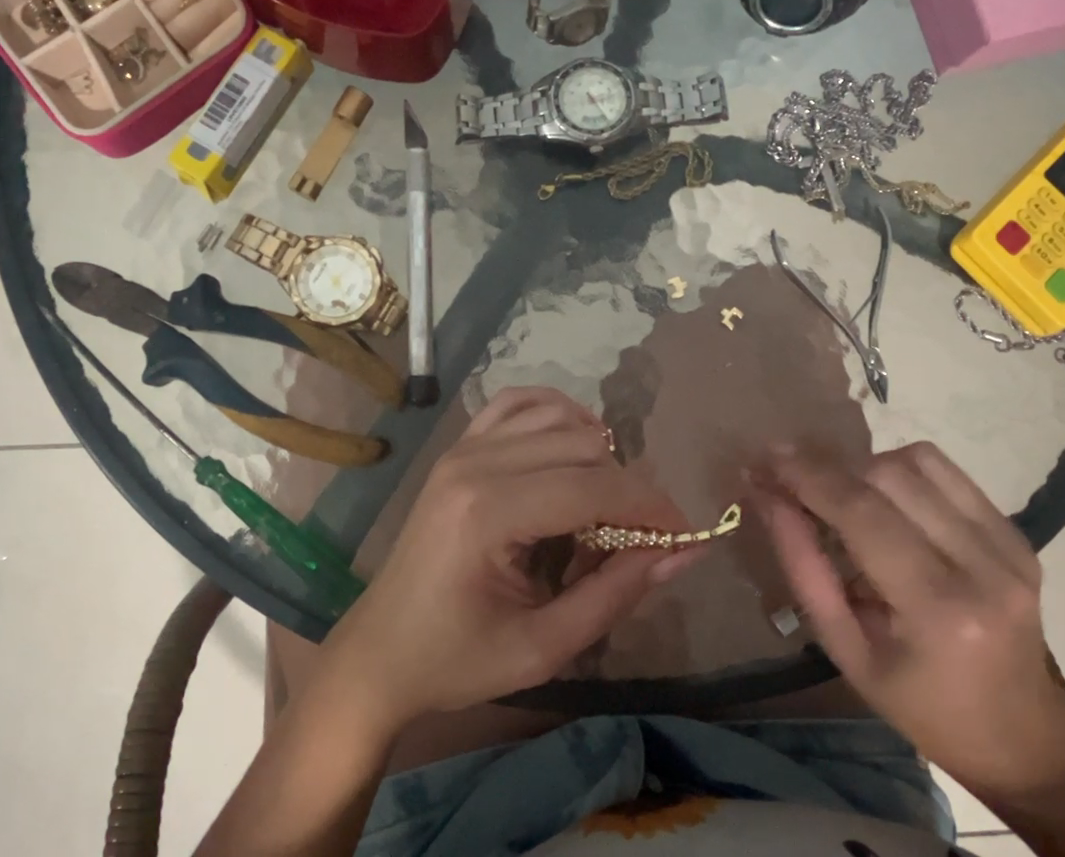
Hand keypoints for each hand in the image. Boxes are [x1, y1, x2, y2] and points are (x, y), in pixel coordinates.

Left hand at [316, 388, 700, 730]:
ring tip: (603, 508)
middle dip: (628, 489)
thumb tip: (682, 552)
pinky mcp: (457, 449)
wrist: (380, 653)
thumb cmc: (456, 660)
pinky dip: (556, 416)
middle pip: (584, 447)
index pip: (595, 488)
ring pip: (559, 418)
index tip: (685, 536)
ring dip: (597, 455)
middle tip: (638, 540)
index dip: (651, 508)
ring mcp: (461, 449)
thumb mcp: (543, 648)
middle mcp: (474, 464)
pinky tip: (573, 449)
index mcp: (488, 513)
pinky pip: (517, 404)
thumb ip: (615, 594)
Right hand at [754, 441, 1064, 796]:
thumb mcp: (845, 650)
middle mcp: (983, 565)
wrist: (1020, 735)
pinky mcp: (1018, 535)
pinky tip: (887, 503)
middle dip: (831, 470)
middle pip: (890, 475)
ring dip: (867, 468)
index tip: (764, 460)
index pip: (863, 513)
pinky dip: (904, 475)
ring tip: (844, 499)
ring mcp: (1009, 545)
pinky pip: (949, 474)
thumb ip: (804, 568)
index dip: (808, 477)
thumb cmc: (918, 705)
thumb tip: (766, 498)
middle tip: (792, 482)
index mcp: (939, 609)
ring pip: (920, 462)